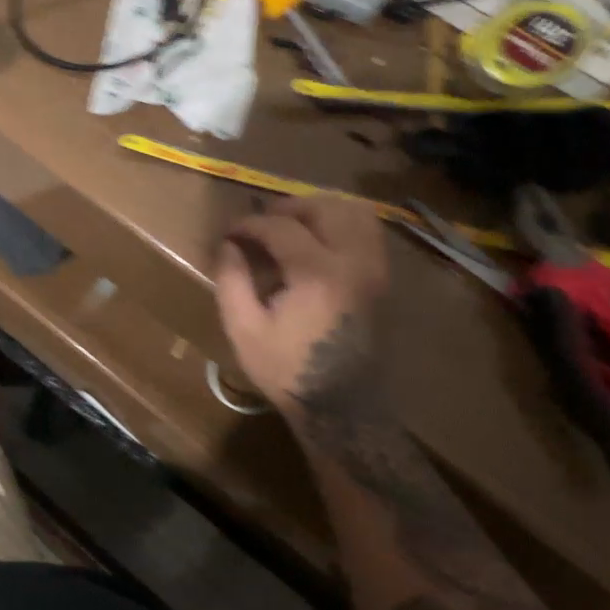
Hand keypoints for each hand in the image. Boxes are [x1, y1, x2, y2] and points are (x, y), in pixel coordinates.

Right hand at [213, 197, 389, 419]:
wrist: (338, 401)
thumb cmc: (284, 367)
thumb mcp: (243, 329)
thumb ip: (233, 281)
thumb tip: (229, 247)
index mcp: (316, 273)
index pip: (281, 227)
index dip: (250, 224)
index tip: (228, 233)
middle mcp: (353, 260)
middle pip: (325, 208)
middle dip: (287, 207)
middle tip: (259, 222)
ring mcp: (375, 267)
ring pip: (355, 212)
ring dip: (319, 210)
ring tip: (289, 225)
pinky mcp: (381, 277)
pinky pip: (367, 232)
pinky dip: (340, 224)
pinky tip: (315, 241)